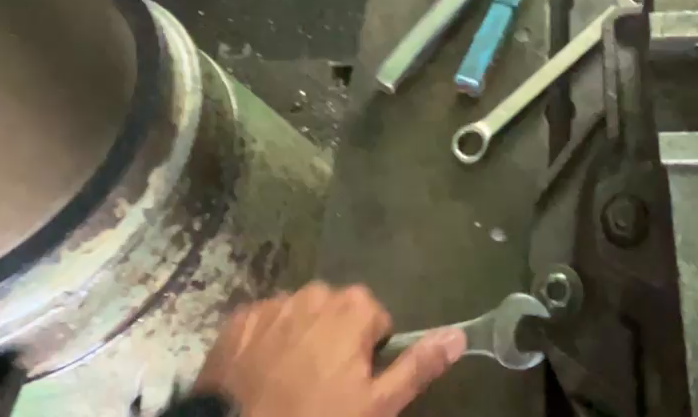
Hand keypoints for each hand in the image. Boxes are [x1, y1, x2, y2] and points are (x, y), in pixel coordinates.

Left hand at [192, 282, 465, 416]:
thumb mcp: (377, 406)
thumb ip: (418, 365)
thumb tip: (459, 336)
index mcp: (354, 306)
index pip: (377, 323)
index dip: (369, 356)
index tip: (354, 386)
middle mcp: (316, 291)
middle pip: (338, 315)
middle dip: (336, 343)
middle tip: (324, 389)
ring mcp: (274, 303)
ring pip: (301, 318)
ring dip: (301, 342)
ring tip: (290, 386)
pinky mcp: (238, 320)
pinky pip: (264, 325)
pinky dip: (265, 345)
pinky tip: (260, 377)